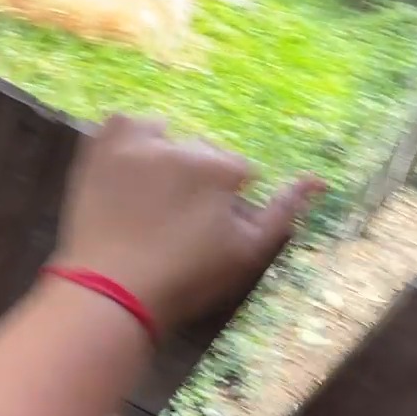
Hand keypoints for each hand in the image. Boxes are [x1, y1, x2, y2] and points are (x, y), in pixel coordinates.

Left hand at [53, 115, 321, 328]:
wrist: (110, 291)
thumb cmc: (185, 279)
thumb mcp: (245, 253)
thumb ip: (283, 212)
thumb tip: (317, 179)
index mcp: (220, 167)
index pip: (237, 172)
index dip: (225, 202)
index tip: (204, 230)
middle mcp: (181, 146)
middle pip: (200, 153)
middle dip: (195, 180)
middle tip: (173, 221)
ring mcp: (136, 146)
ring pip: (161, 134)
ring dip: (162, 153)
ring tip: (148, 195)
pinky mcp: (99, 152)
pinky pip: (119, 124)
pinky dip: (126, 139)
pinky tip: (126, 169)